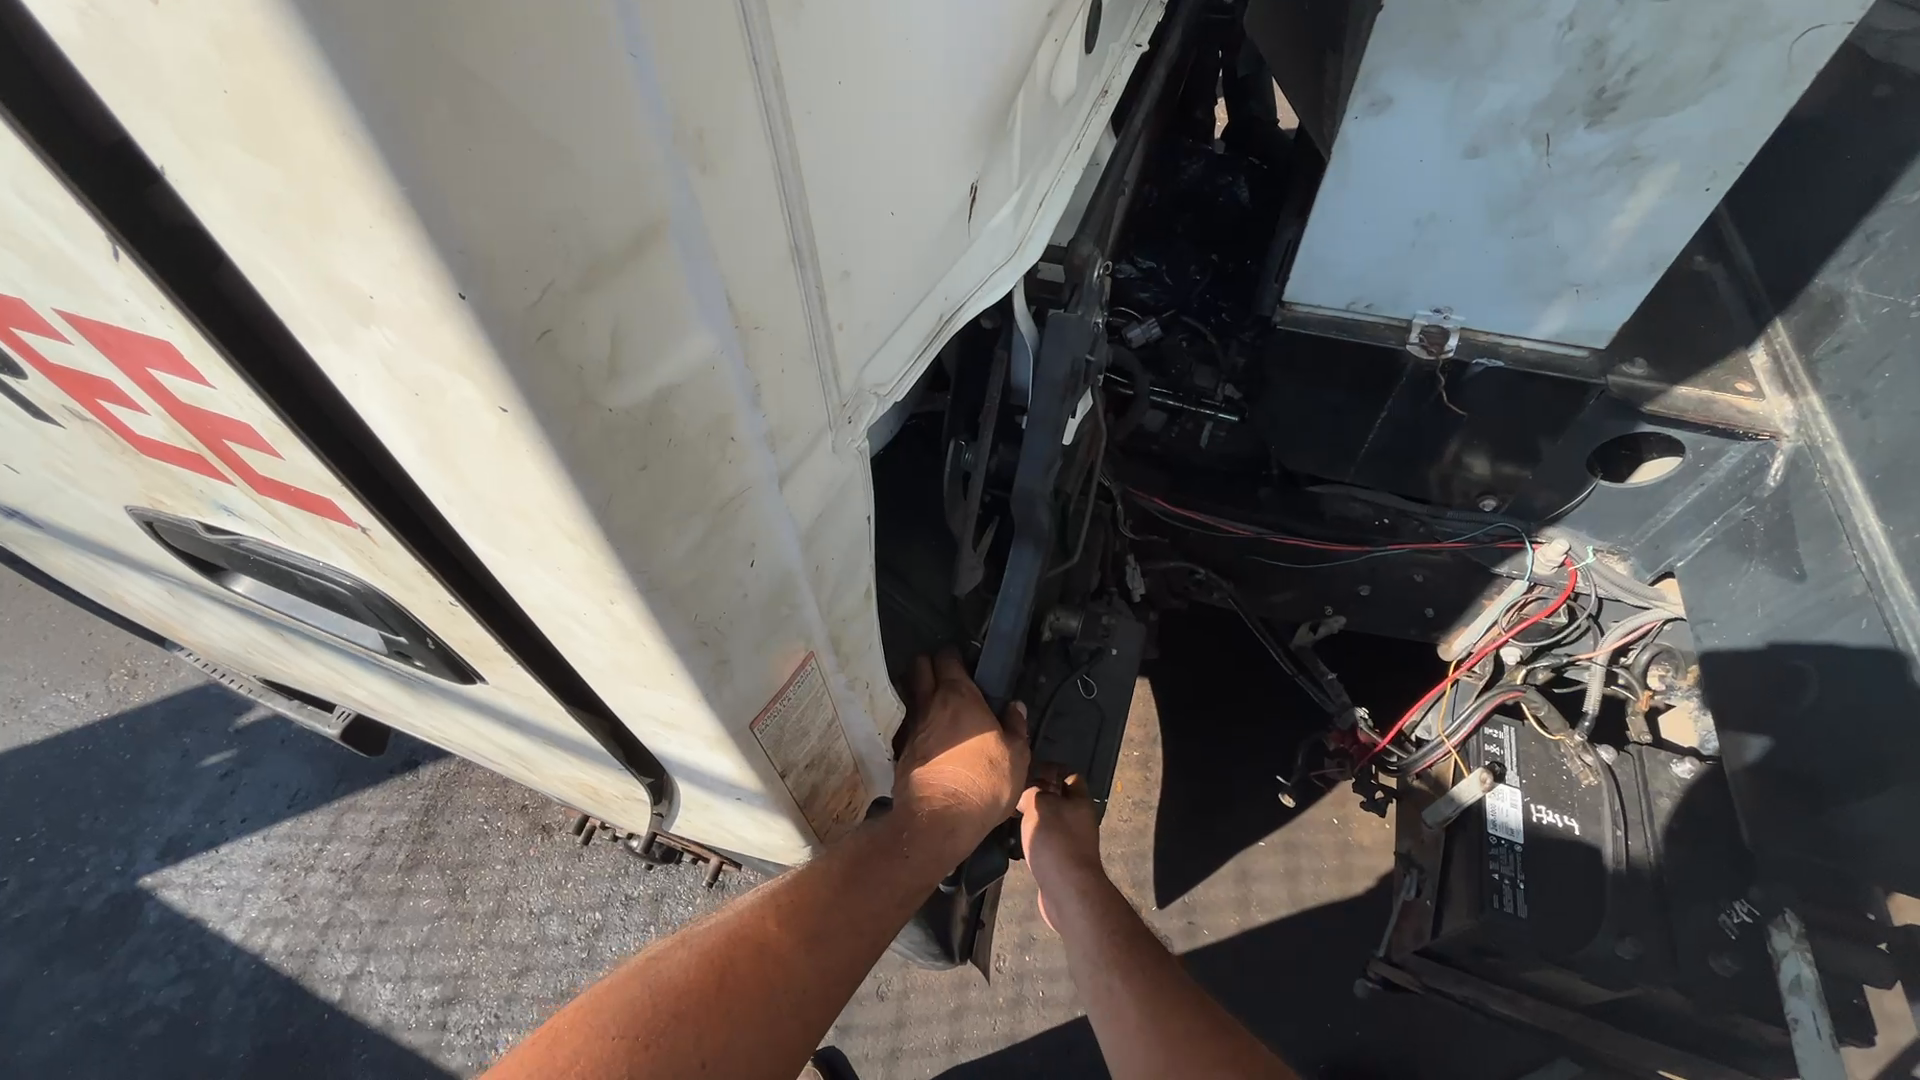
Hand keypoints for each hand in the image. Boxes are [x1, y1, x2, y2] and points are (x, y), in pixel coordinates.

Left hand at [893, 649, 1030, 845]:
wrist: (939, 819)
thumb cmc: (984, 781)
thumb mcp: (1016, 755)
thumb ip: (1016, 727)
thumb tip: (1016, 706)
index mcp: (959, 696)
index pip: (948, 658)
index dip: (954, 655)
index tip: (964, 662)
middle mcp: (930, 704)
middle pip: (920, 667)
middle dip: (929, 665)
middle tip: (946, 676)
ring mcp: (911, 727)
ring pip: (911, 696)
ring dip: (920, 693)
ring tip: (937, 706)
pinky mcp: (900, 752)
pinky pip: (908, 726)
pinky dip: (917, 725)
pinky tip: (928, 738)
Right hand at [1018, 766, 1105, 929]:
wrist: (1068, 891)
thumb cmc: (1055, 841)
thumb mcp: (1039, 805)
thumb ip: (1032, 791)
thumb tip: (1027, 792)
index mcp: (1080, 801)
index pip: (1070, 775)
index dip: (1051, 770)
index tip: (1029, 771)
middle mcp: (1080, 819)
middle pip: (1060, 799)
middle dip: (1039, 795)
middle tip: (1015, 794)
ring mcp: (1073, 842)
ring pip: (1052, 821)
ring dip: (1035, 819)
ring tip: (1012, 815)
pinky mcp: (1063, 862)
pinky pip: (1048, 842)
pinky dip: (1035, 839)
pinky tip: (1018, 841)